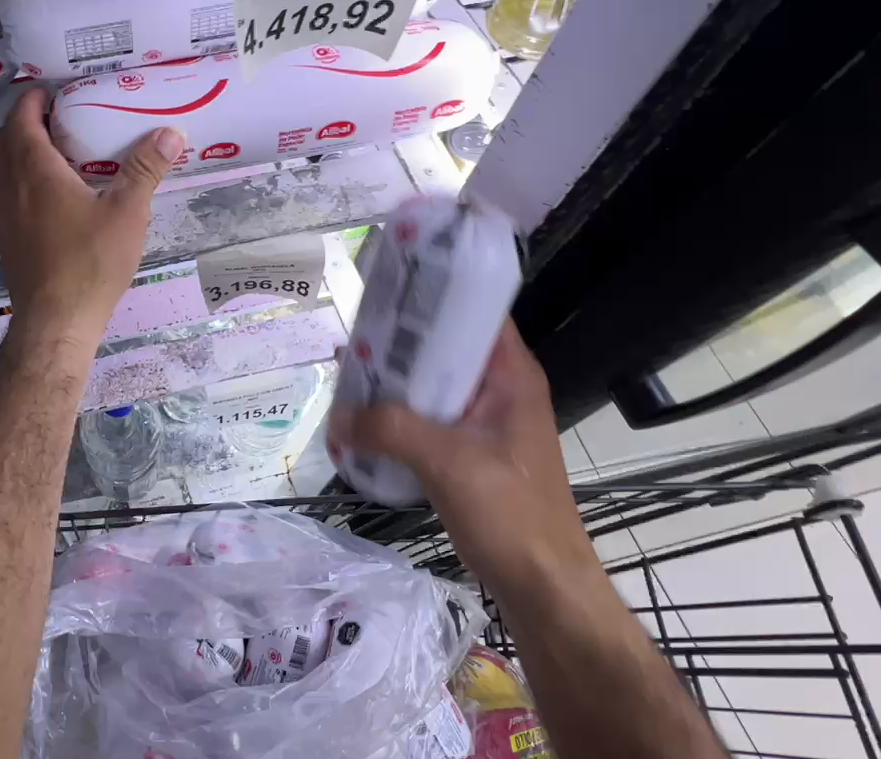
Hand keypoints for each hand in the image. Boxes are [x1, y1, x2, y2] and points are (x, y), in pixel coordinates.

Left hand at [0, 87, 184, 342]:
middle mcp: (10, 187)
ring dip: (22, 151)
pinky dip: (23, 179)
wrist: (56, 322)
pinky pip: (8, 193)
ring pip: (2, 168)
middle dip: (26, 121)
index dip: (33, 99)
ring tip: (61, 152)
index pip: (20, 118)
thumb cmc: (90, 262)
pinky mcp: (7, 238)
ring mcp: (3, 215)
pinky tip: (56, 195)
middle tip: (60, 117)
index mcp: (34, 171)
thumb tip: (170, 133)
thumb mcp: (127, 212)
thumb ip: (145, 170)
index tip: (53, 91)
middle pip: (4, 139)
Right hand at [327, 319, 593, 593]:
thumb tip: (337, 417)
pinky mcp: (470, 452)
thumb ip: (389, 428)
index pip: (474, 312)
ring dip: (392, 384)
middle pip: (444, 348)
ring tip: (346, 376)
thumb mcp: (448, 462)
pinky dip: (397, 417)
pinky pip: (427, 419)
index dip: (432, 296)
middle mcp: (500, 390)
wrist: (544, 588)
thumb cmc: (511, 515)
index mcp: (511, 377)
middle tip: (350, 339)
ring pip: (431, 385)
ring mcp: (485, 423)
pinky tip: (363, 421)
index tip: (386, 292)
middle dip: (397, 344)